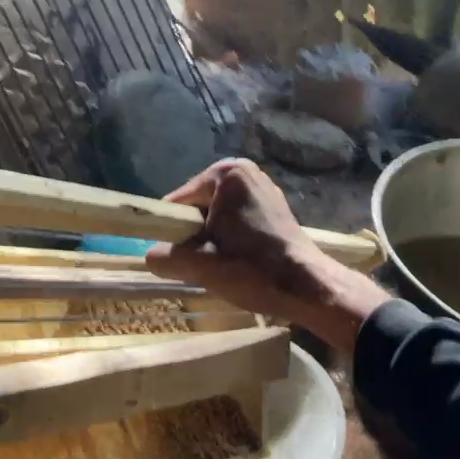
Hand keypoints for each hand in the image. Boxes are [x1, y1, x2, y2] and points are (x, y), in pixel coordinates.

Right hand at [146, 159, 390, 352]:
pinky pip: (237, 221)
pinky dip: (232, 239)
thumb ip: (164, 256)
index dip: (172, 232)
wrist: (308, 287)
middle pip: (197, 208)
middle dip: (195, 236)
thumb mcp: (198, 264)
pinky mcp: (275, 207)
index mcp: (225, 174)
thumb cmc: (251, 269)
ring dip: (213, 240)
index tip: (180, 257)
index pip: (177, 202)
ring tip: (225, 265)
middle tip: (206, 263)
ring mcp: (263, 187)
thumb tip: (151, 255)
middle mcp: (245, 171)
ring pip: (217, 217)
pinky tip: (241, 261)